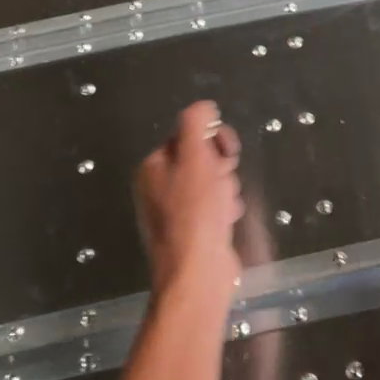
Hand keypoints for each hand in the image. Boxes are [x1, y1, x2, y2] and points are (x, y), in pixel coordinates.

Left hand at [136, 101, 243, 297]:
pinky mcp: (192, 233)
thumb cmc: (194, 212)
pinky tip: (227, 222)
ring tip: (225, 208)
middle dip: (221, 168)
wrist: (196, 273)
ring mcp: (174, 213)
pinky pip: (214, 209)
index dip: (212, 140)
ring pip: (212, 184)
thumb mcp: (195, 157)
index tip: (227, 152)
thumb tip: (204, 106)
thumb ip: (196, 124)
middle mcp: (158, 188)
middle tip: (224, 180)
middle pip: (202, 160)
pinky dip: (224, 212)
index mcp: (152, 168)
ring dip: (226, 190)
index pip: (189, 137)